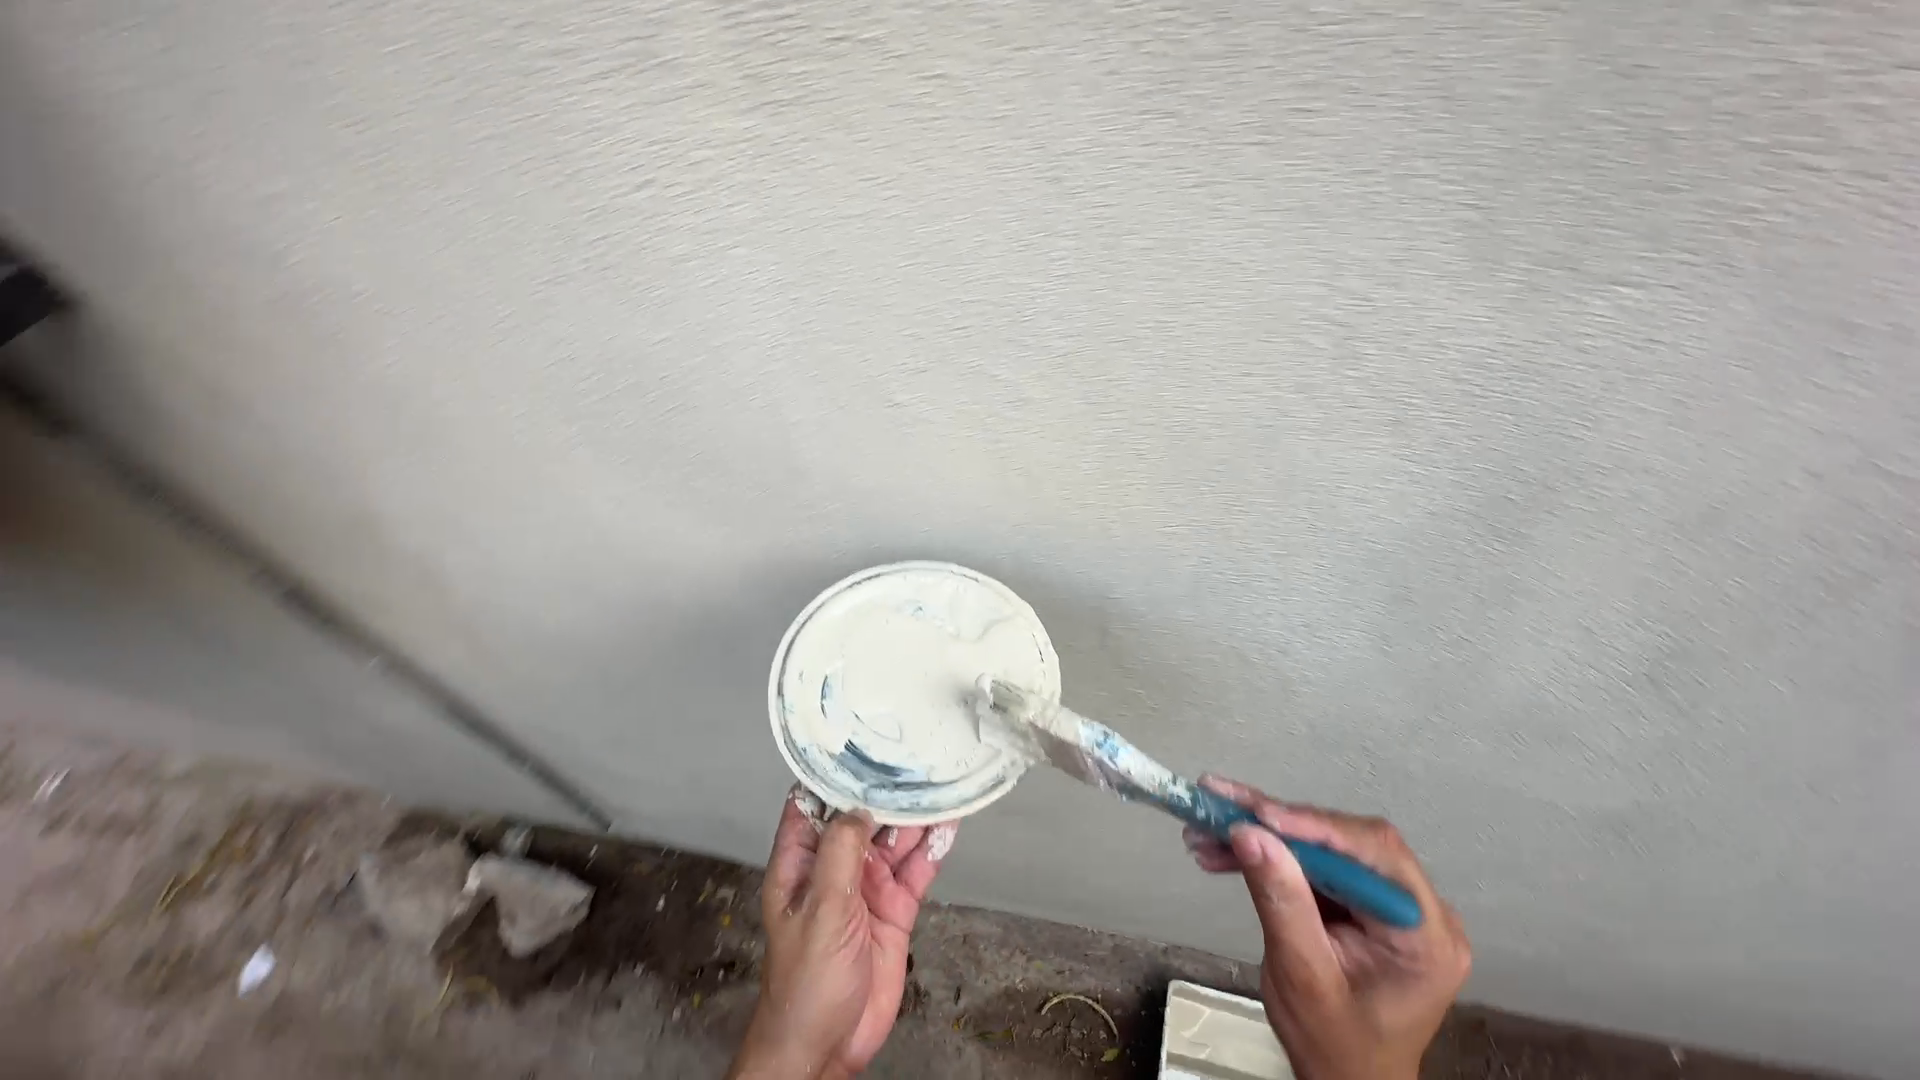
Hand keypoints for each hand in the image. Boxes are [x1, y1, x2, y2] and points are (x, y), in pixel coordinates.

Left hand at [728, 785, 956, 1078]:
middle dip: (887, 788)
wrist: (829, 1043)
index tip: (858, 741)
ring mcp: (867, 887)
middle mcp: (835, 867)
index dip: (833, 772)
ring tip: (940, 781)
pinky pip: (917, 869)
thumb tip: (859, 807)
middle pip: (864, 815)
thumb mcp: (820, 910)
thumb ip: (840, 854)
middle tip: (916, 756)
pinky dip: (932, 849)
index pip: (813, 802)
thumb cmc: (804, 984)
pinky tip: (948, 827)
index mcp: (802, 861)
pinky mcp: (894, 909)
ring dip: (916, 815)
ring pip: (896, 839)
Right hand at [1185, 776, 1470, 1079]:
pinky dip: (1270, 855)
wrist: (1345, 1079)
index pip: (1376, 856)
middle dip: (1277, 824)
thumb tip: (1247, 831)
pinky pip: (1316, 863)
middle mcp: (1421, 908)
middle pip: (1347, 841)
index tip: (1256, 813)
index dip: (1315, 826)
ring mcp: (1393, 902)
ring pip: (1324, 845)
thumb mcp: (1301, 976)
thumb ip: (1281, 901)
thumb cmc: (1332, 1043)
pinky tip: (1224, 853)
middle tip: (1217, 804)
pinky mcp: (1363, 901)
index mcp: (1425, 935)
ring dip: (1263, 835)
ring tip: (1204, 829)